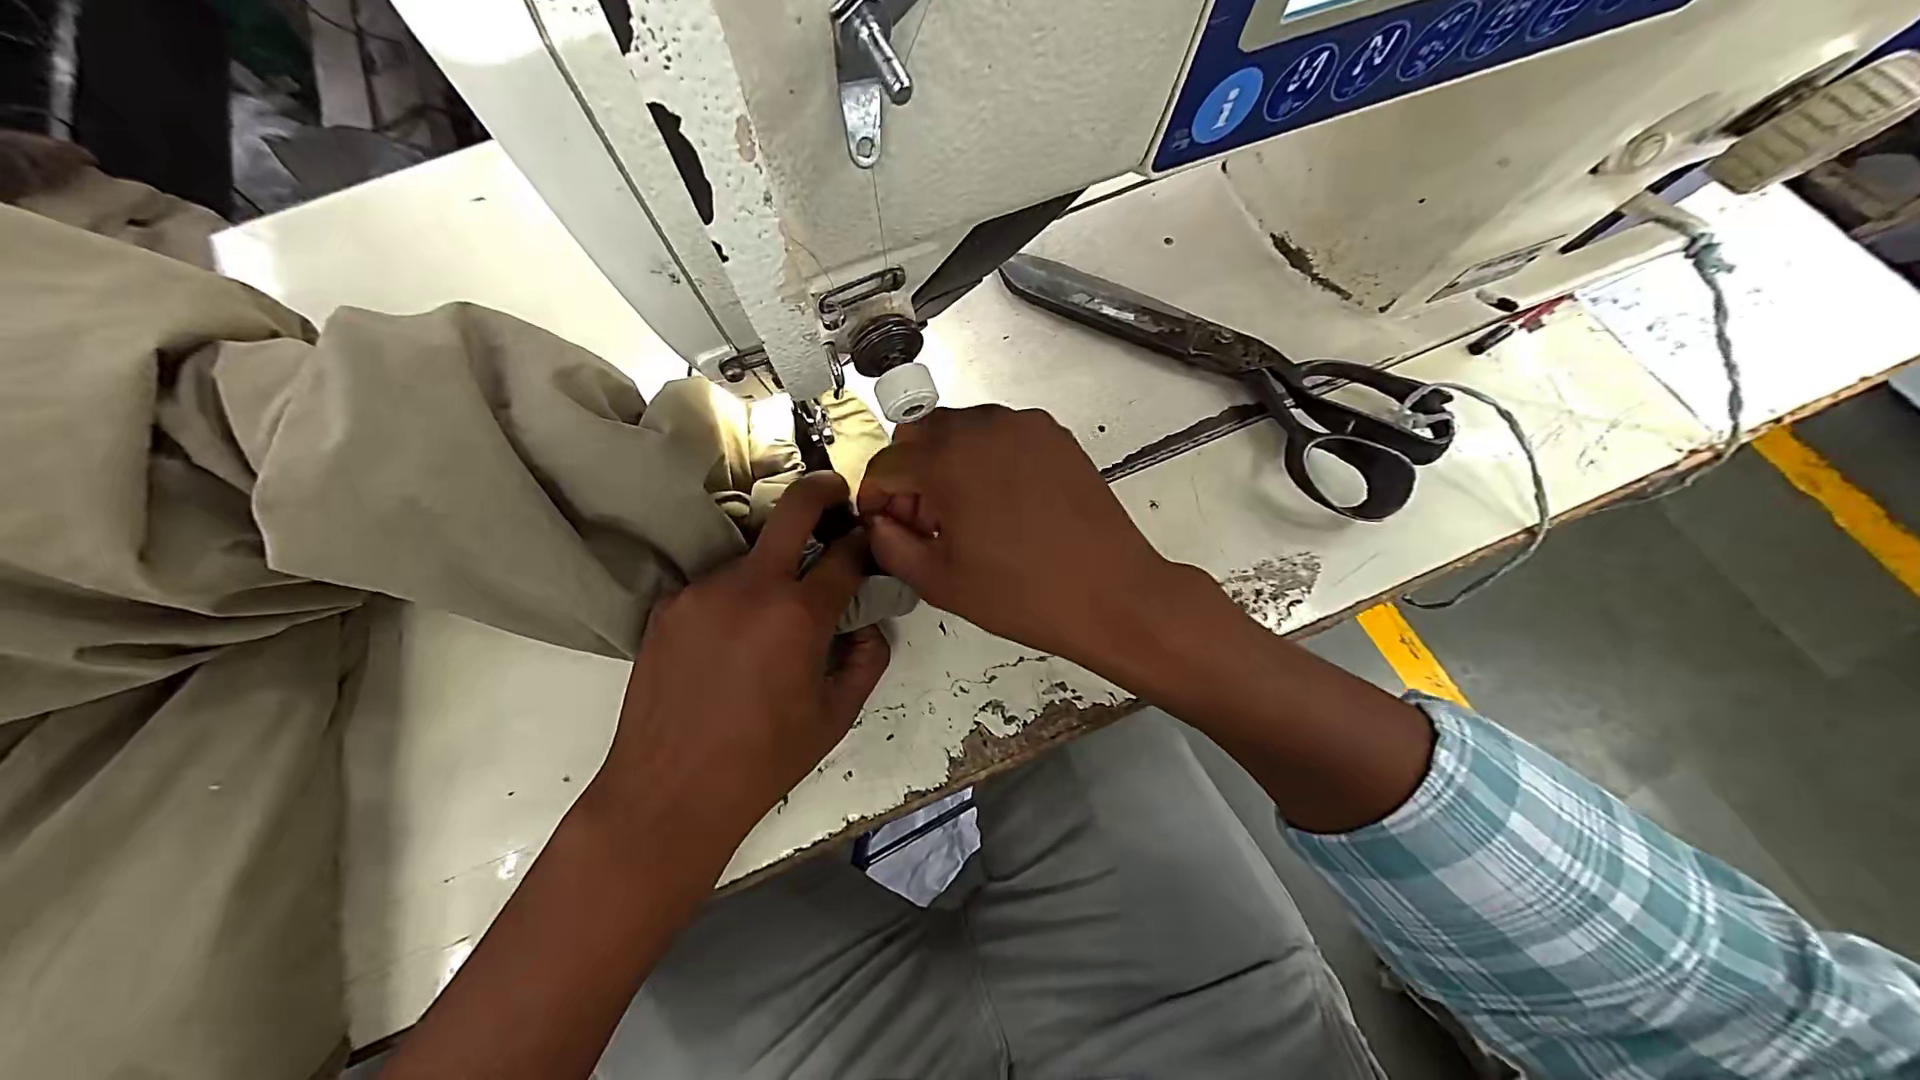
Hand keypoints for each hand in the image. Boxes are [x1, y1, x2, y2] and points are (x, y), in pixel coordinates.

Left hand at [598, 472, 891, 847]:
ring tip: (768, 622)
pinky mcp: (668, 606)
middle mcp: (749, 588)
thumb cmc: (764, 758)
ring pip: (750, 557)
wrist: (669, 791)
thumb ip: (867, 659)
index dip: (864, 541)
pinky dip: (733, 599)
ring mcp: (701, 591)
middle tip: (836, 492)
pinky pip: (714, 587)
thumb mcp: (836, 714)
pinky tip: (729, 643)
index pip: (845, 553)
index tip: (869, 538)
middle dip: (822, 489)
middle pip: (793, 509)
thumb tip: (867, 625)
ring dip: (771, 571)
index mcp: (799, 615)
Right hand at [856, 405, 1203, 669]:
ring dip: (944, 464)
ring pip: (960, 430)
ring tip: (960, 517)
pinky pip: (1000, 436)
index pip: (887, 463)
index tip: (880, 516)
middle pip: (920, 435)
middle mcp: (987, 430)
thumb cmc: (1035, 592)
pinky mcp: (1054, 438)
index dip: (875, 495)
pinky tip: (995, 505)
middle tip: (918, 520)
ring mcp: (1025, 428)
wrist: (1112, 594)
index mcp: (951, 460)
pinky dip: (984, 459)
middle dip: (909, 474)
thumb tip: (881, 526)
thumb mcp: (941, 580)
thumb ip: (891, 546)